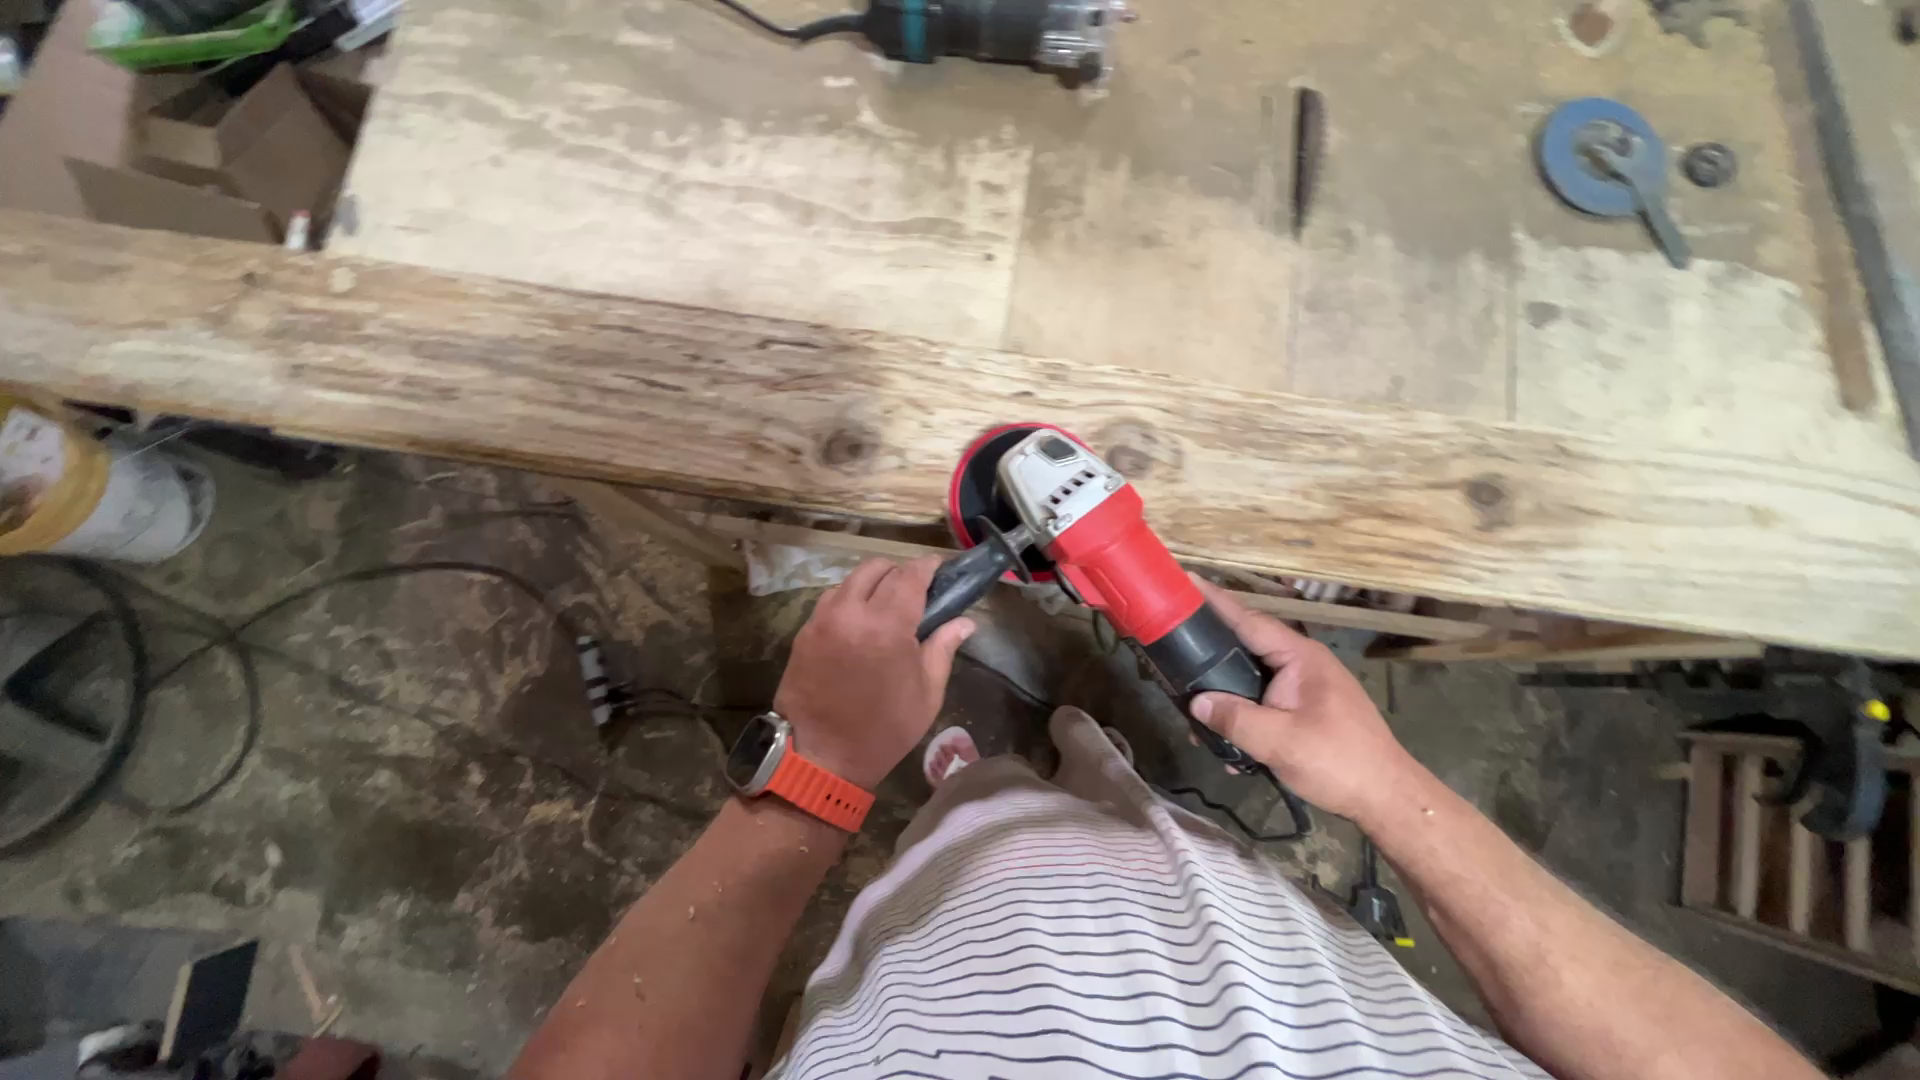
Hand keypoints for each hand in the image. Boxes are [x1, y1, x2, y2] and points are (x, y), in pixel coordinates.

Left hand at [773, 556, 974, 788]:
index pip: (910, 576)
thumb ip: (943, 647)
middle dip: (900, 572)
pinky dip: (850, 599)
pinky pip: (831, 600)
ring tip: (886, 605)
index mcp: (887, 626)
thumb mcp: (927, 693)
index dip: (927, 566)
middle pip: (878, 569)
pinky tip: (860, 622)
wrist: (820, 757)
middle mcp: (851, 612)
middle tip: (916, 591)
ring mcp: (822, 619)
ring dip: (873, 583)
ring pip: (851, 580)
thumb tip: (965, 621)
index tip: (939, 568)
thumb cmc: (883, 730)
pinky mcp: (804, 632)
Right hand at [1188, 577, 1419, 825]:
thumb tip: (1194, 703)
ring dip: (1222, 693)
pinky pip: (1260, 700)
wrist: (1387, 799)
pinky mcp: (1302, 709)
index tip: (1184, 581)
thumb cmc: (1339, 762)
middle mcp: (1300, 663)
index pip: (1249, 620)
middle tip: (1168, 646)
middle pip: (1244, 646)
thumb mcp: (1280, 742)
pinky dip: (1239, 714)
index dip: (1215, 601)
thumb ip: (1234, 719)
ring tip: (1188, 710)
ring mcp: (1302, 686)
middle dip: (1207, 651)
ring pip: (1249, 678)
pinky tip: (1221, 739)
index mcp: (1299, 657)